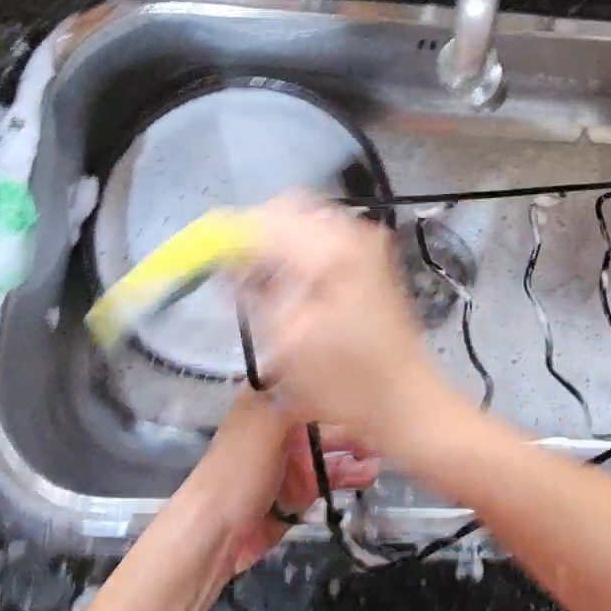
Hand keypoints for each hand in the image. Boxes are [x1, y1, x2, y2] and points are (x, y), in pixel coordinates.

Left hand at [180, 389, 379, 575]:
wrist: (216, 535)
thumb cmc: (238, 469)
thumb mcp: (268, 422)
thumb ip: (302, 397)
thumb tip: (335, 370)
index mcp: (270, 400)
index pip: (311, 378)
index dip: (340, 377)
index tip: (372, 378)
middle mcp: (284, 424)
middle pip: (329, 413)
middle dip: (356, 416)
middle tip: (384, 423)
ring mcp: (294, 458)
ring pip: (335, 445)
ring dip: (359, 446)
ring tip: (383, 453)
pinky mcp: (302, 490)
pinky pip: (333, 476)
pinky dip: (352, 474)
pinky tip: (370, 475)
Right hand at [242, 194, 451, 450]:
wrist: (407, 402)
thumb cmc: (345, 384)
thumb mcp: (285, 342)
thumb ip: (252, 290)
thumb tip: (224, 260)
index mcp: (329, 251)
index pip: (263, 219)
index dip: (227, 235)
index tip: (203, 258)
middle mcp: (352, 233)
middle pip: (286, 208)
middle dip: (254, 234)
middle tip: (234, 271)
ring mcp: (367, 243)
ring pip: (304, 218)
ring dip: (276, 241)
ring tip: (260, 282)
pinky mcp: (371, 257)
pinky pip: (323, 235)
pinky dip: (299, 249)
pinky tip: (290, 284)